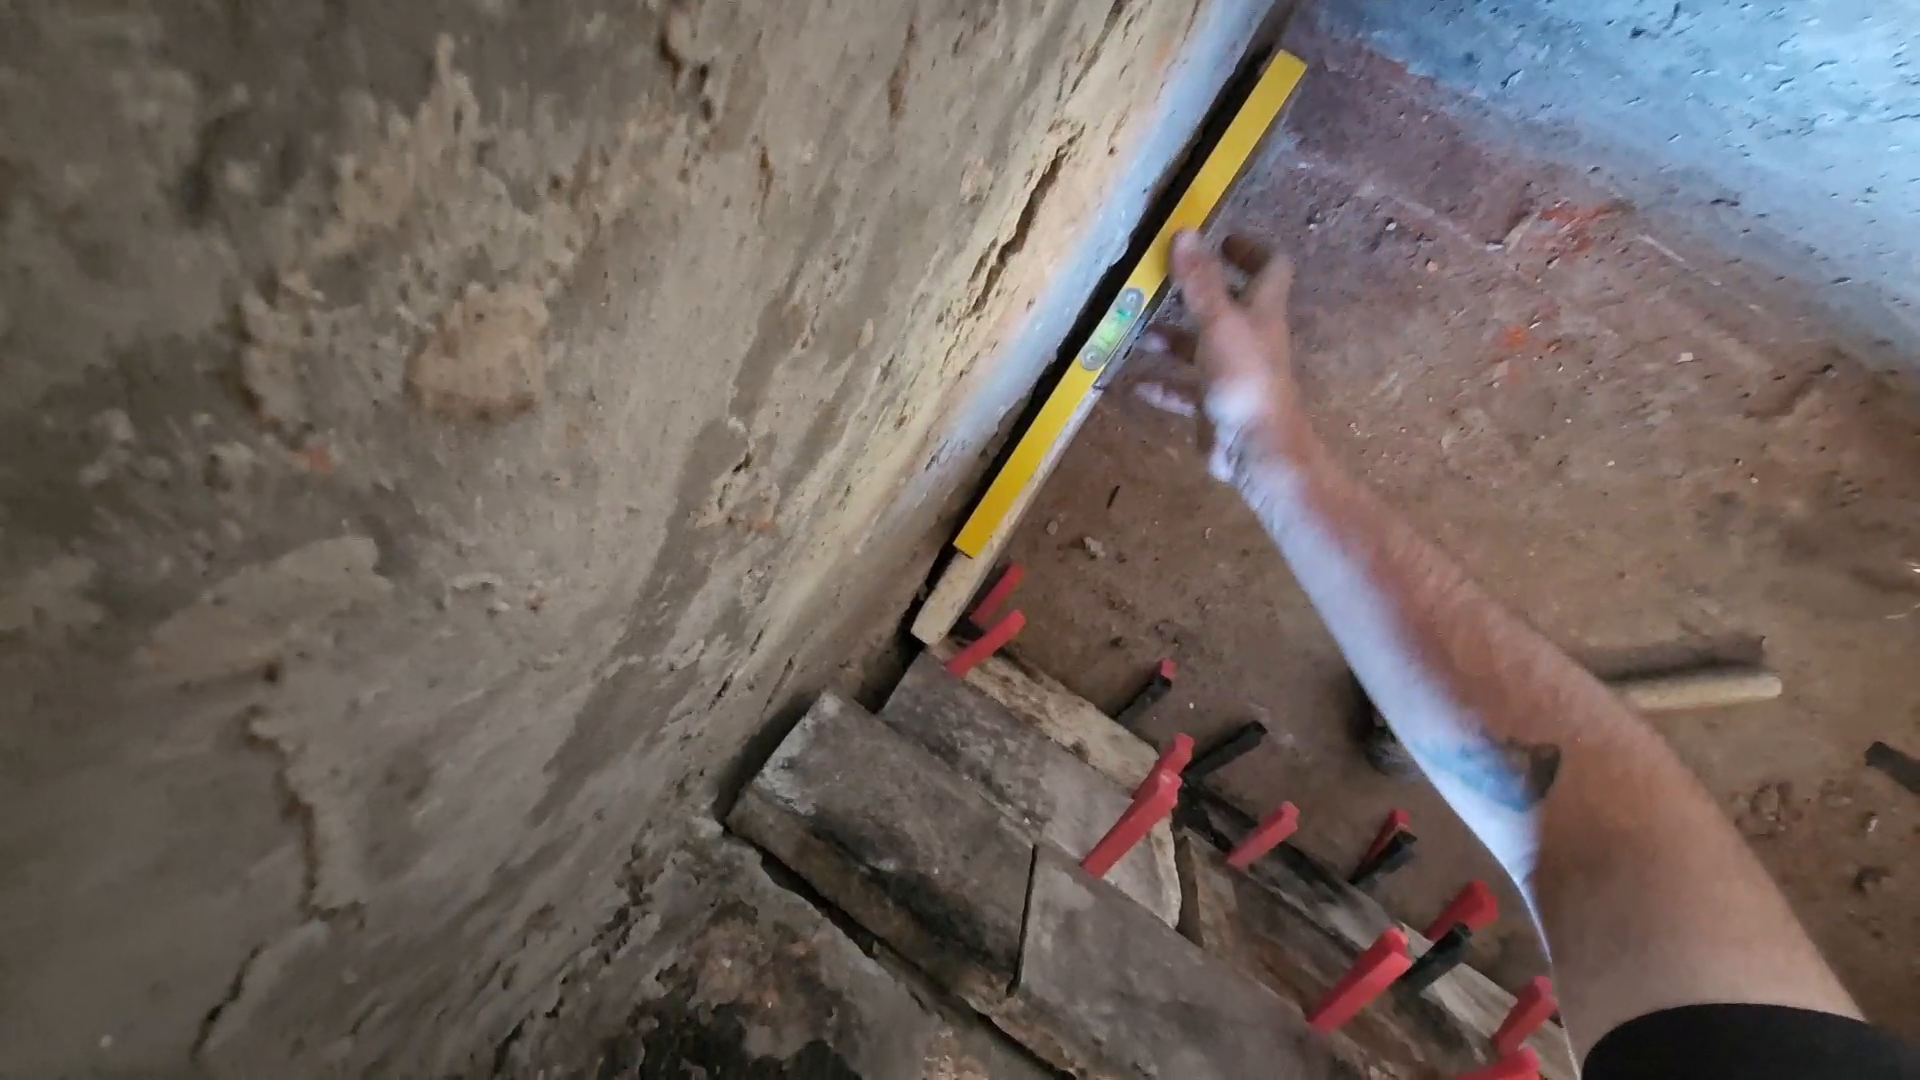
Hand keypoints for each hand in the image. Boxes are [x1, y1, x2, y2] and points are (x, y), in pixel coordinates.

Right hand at [1126, 231, 1312, 474]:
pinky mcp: (1213, 405)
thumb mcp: (1218, 323)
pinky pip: (1183, 390)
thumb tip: (1185, 233)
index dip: (1250, 249)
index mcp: (1261, 312)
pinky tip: (1134, 384)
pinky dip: (1160, 384)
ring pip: (1198, 349)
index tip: (1221, 238)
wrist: (1254, 448)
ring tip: (1138, 333)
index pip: (1269, 267)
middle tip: (1161, 283)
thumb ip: (1200, 282)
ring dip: (1170, 339)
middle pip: (1226, 307)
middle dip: (1194, 294)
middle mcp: (1249, 339)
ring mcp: (1231, 375)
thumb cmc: (1243, 378)